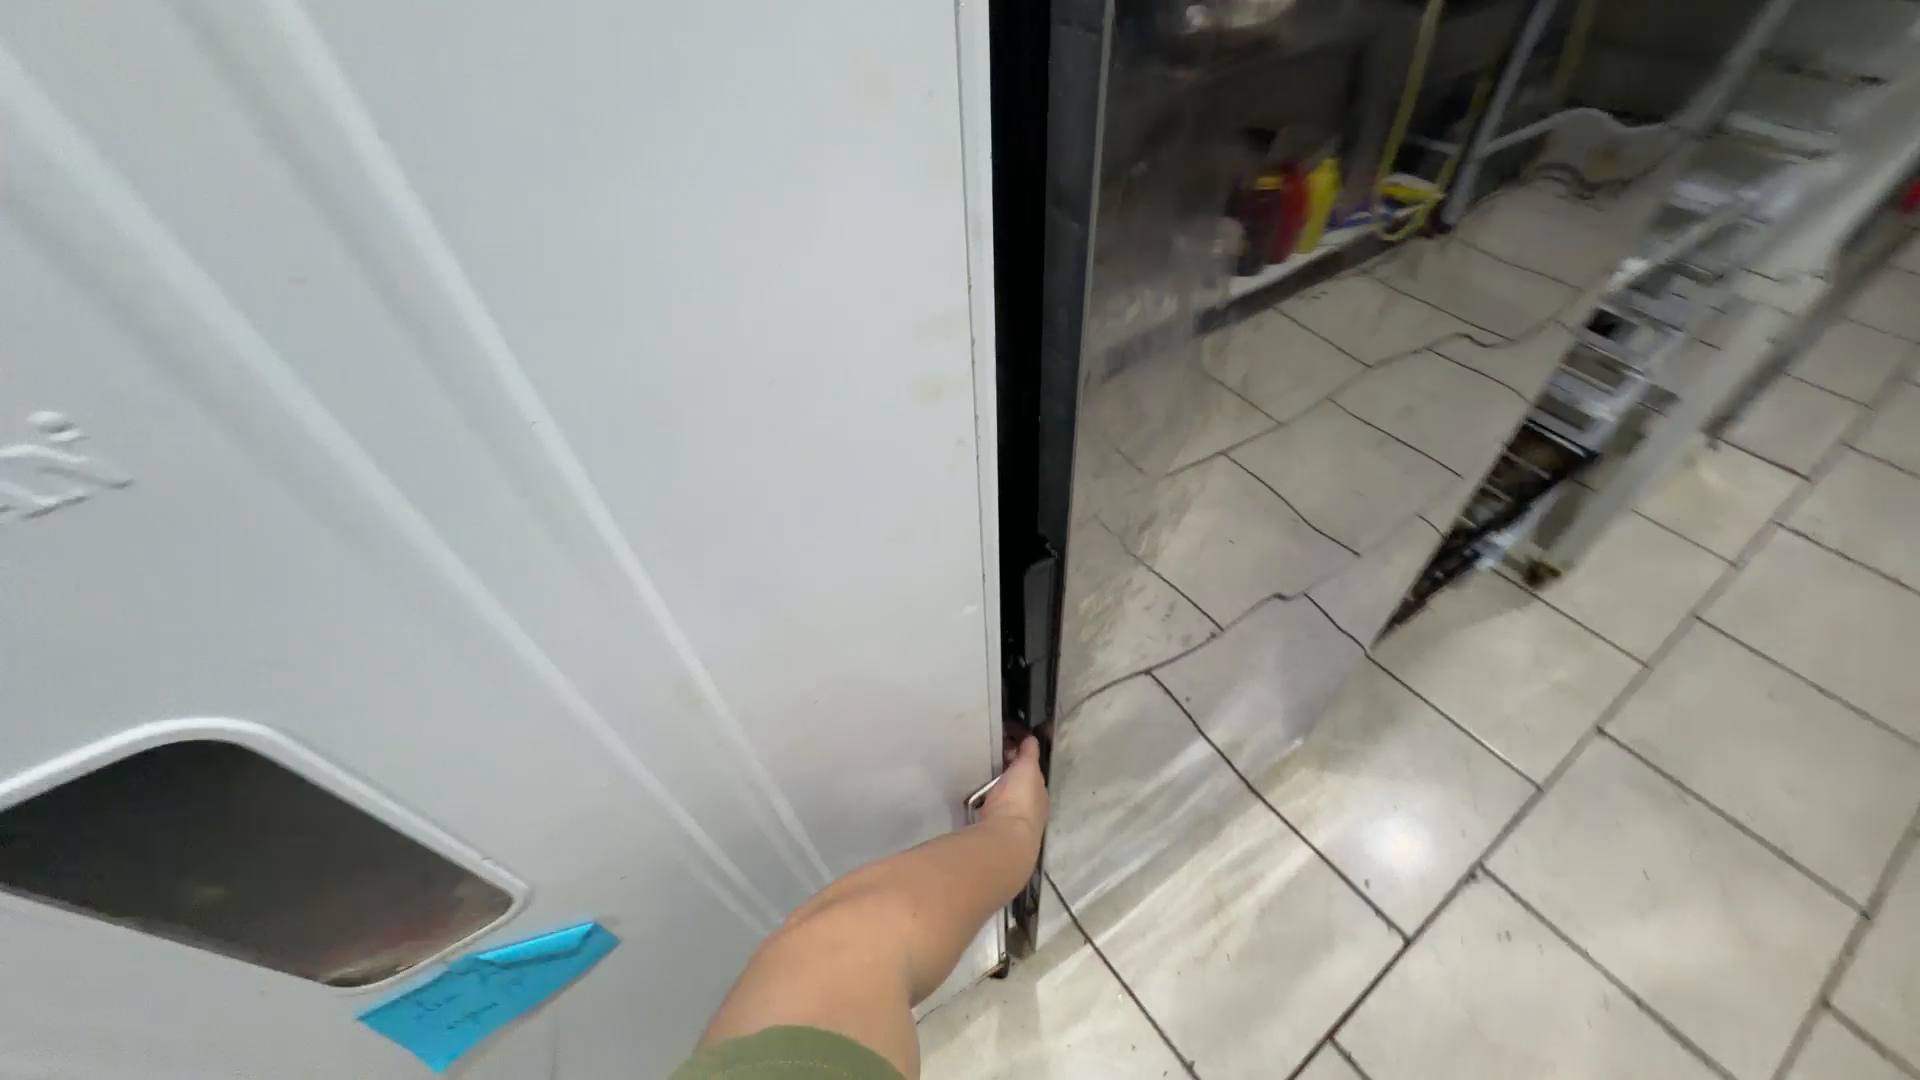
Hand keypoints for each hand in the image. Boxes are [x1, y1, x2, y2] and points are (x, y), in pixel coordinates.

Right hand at [979, 736, 1047, 853]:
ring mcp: (1011, 821)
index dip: (1021, 757)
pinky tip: (975, 795)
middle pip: (1018, 785)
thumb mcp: (1027, 767)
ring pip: (1004, 797)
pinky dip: (984, 801)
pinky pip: (989, 808)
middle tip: (991, 755)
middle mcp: (1029, 809)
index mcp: (1039, 792)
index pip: (1031, 771)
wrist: (1004, 837)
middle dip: (1008, 772)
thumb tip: (1031, 738)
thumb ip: (1029, 752)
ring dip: (996, 787)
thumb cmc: (1020, 799)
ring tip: (981, 773)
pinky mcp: (993, 830)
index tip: (1007, 745)